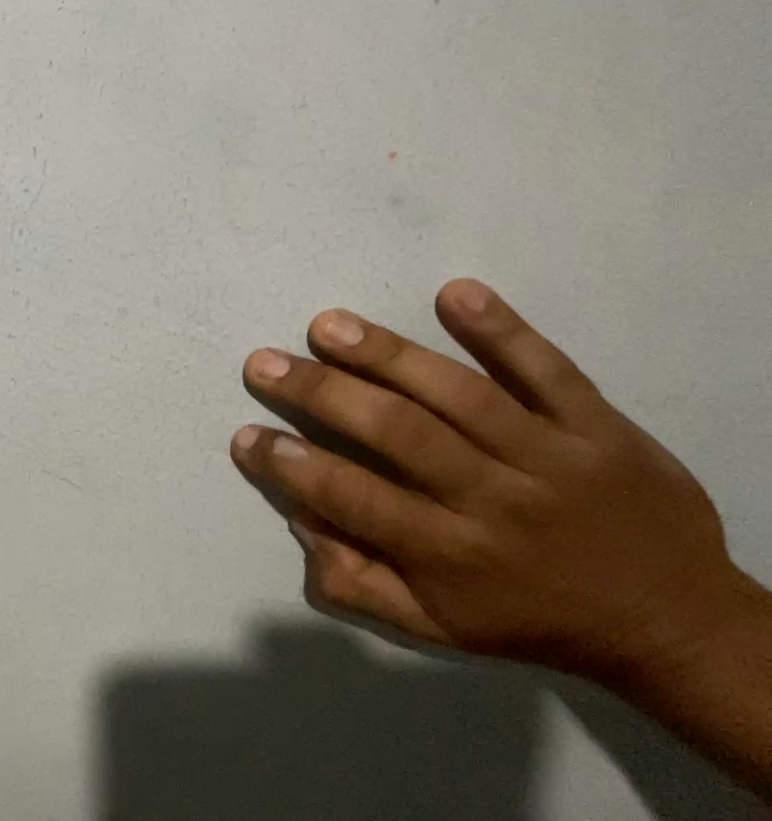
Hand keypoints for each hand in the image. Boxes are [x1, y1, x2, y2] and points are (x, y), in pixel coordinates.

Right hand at [232, 278, 756, 680]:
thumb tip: (299, 520)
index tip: (246, 435)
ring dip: (388, 355)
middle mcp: (496, 500)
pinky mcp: (602, 428)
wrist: (673, 623)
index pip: (354, 498)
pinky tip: (456, 292)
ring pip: (460, 395)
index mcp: (450, 553)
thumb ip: (355, 582)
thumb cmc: (528, 618)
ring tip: (326, 325)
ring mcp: (554, 457)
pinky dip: (504, 332)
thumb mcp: (434, 628)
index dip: (292, 466)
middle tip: (265, 364)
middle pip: (399, 434)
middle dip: (321, 394)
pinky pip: (551, 372)